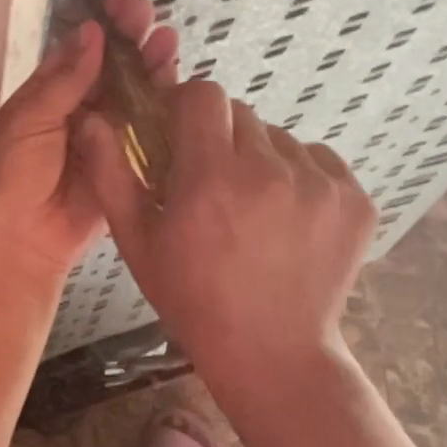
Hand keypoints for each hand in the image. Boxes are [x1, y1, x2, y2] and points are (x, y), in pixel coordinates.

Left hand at [0, 0, 177, 278]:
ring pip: (134, 96)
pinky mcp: (127, 164)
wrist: (20, 239)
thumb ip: (64, 81)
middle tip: (149, 16)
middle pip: (112, 70)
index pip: (79, 54)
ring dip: (151, 69)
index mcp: (46, 97)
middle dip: (131, 42)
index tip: (121, 3)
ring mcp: (105, 137)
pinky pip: (148, 132)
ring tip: (167, 43)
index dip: (102, 29)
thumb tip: (91, 32)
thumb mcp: (28, 122)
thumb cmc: (10, 177)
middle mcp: (78, 112)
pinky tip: (177, 86)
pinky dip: (164, 110)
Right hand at [77, 80, 375, 383]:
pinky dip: (297, 176)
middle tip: (209, 180)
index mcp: (211, 178)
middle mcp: (271, 170)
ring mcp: (321, 184)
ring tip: (249, 205)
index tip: (176, 134)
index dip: (185, 107)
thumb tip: (91, 119)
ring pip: (279, 138)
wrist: (270, 351)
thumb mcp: (135, 240)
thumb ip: (112, 174)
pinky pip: (318, 161)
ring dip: (258, 157)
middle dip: (218, 136)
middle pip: (241, 113)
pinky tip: (283, 216)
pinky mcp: (356, 200)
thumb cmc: (189, 296)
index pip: (203, 95)